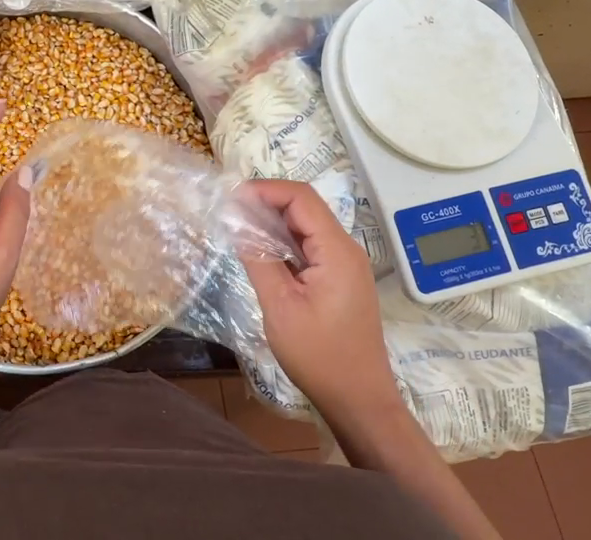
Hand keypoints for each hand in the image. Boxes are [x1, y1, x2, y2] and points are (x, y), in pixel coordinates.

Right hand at [238, 179, 398, 420]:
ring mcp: (346, 265)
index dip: (266, 189)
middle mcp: (346, 250)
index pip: (301, 198)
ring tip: (238, 228)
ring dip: (273, 222)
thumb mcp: (280, 307)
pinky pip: (310, 247)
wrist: (360, 401)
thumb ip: (259, 259)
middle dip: (266, 202)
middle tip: (229, 212)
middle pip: (305, 207)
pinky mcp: (340, 279)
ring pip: (307, 227)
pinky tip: (261, 251)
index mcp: (337, 251)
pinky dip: (284, 242)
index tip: (232, 198)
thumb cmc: (320, 356)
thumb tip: (237, 222)